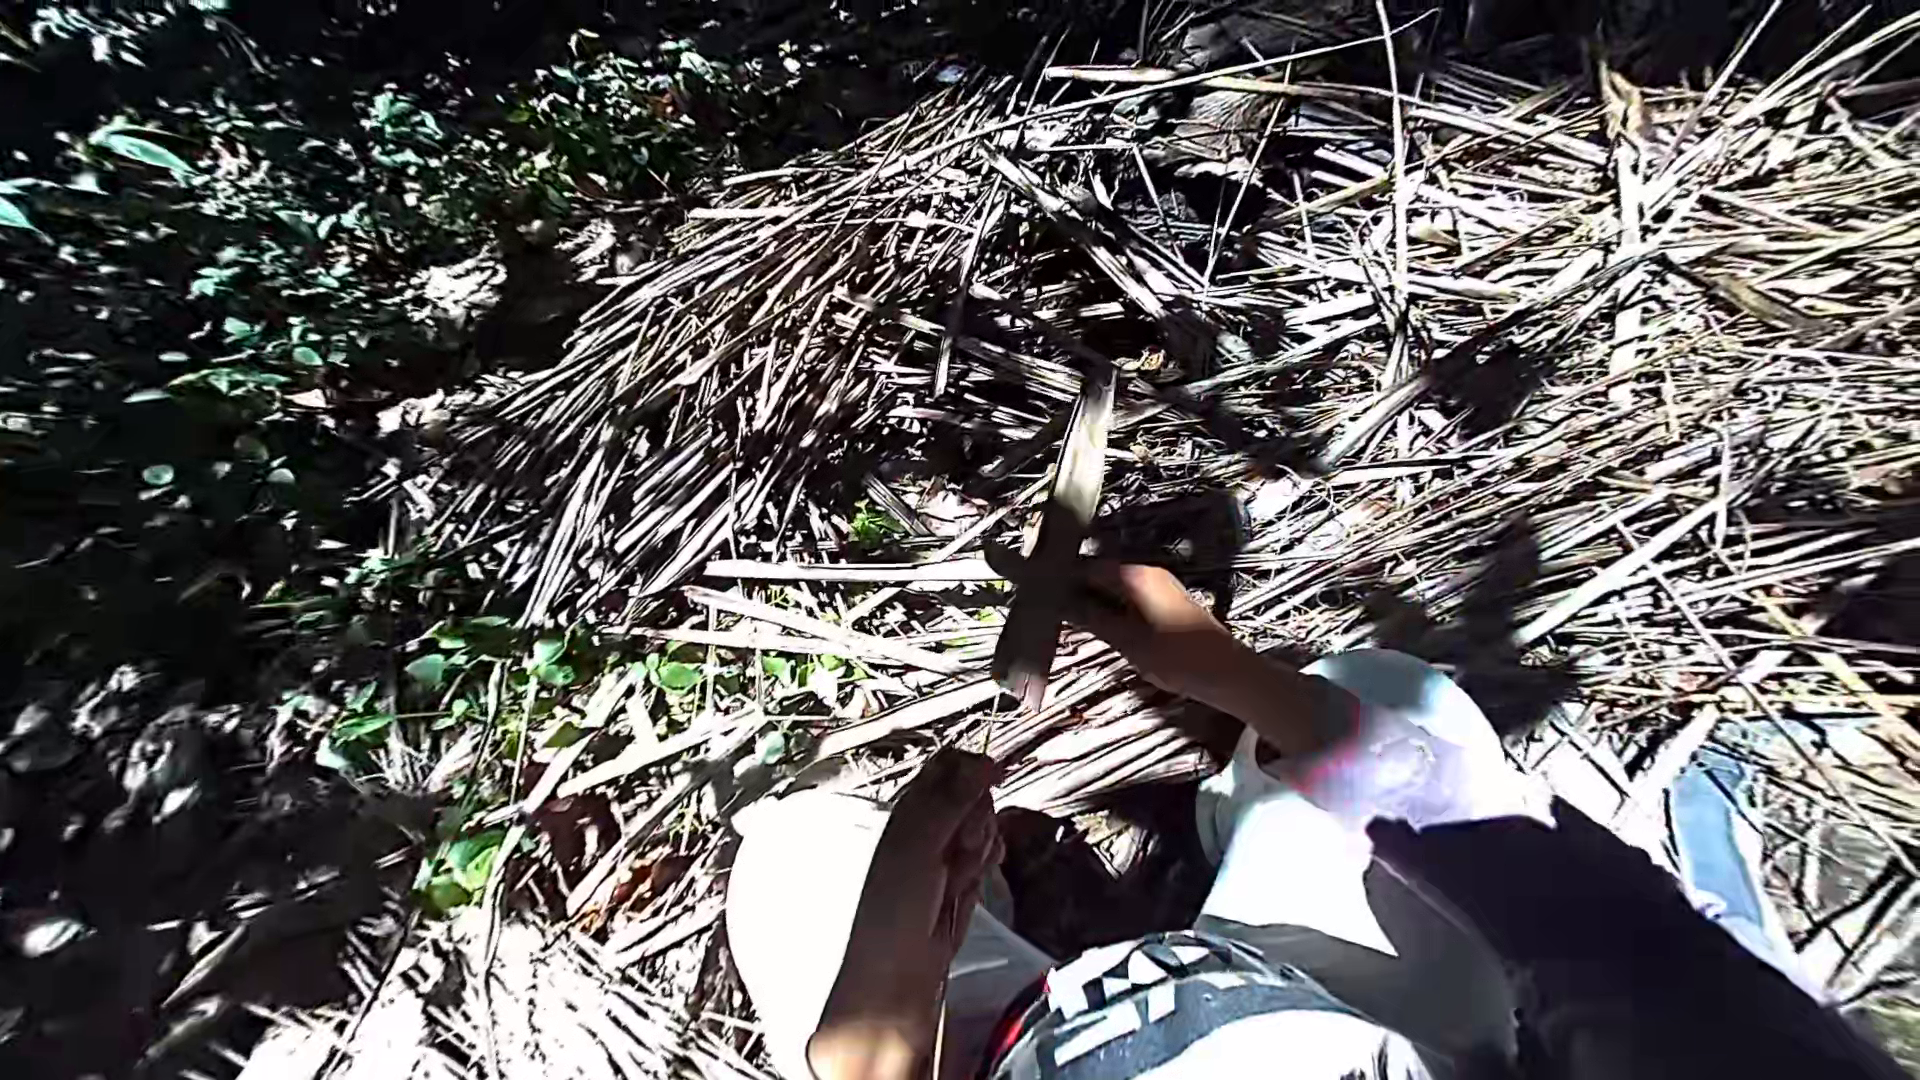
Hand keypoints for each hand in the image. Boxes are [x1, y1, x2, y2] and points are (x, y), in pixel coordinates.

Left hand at [808, 750, 1002, 1079]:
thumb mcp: (921, 841)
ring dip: (978, 847)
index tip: (992, 777)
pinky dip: (985, 864)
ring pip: (987, 821)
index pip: (951, 762)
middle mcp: (934, 817)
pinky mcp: (967, 869)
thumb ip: (954, 798)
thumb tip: (985, 761)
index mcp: (914, 802)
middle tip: (960, 843)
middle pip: (976, 790)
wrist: (901, 967)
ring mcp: (951, 844)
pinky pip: (991, 849)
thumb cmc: (897, 900)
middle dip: (977, 815)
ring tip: (955, 875)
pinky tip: (968, 883)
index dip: (973, 766)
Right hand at [1068, 561, 1356, 758]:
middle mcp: (1147, 574)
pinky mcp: (1165, 604)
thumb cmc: (1177, 656)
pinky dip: (1110, 609)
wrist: (1229, 674)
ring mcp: (1158, 588)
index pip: (1087, 567)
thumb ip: (1092, 618)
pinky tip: (1097, 626)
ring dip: (1092, 601)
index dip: (1062, 578)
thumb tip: (1060, 601)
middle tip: (1049, 608)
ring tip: (1066, 619)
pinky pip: (1127, 599)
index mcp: (1136, 576)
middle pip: (1100, 575)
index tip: (1039, 590)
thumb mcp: (1126, 640)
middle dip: (1076, 590)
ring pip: (1113, 589)